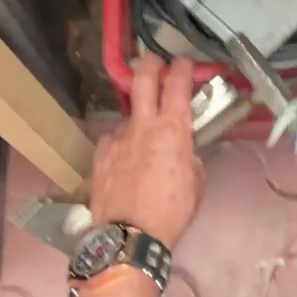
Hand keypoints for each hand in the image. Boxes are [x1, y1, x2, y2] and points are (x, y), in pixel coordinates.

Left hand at [87, 55, 203, 248]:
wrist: (128, 237)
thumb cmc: (172, 210)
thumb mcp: (197, 183)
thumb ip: (190, 159)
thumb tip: (184, 153)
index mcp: (173, 130)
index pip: (178, 86)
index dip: (182, 68)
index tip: (184, 61)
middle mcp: (143, 126)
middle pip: (142, 81)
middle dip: (149, 65)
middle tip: (152, 59)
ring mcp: (117, 140)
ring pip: (127, 117)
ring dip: (137, 119)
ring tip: (142, 135)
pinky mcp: (99, 157)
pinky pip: (112, 140)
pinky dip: (120, 143)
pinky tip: (123, 156)